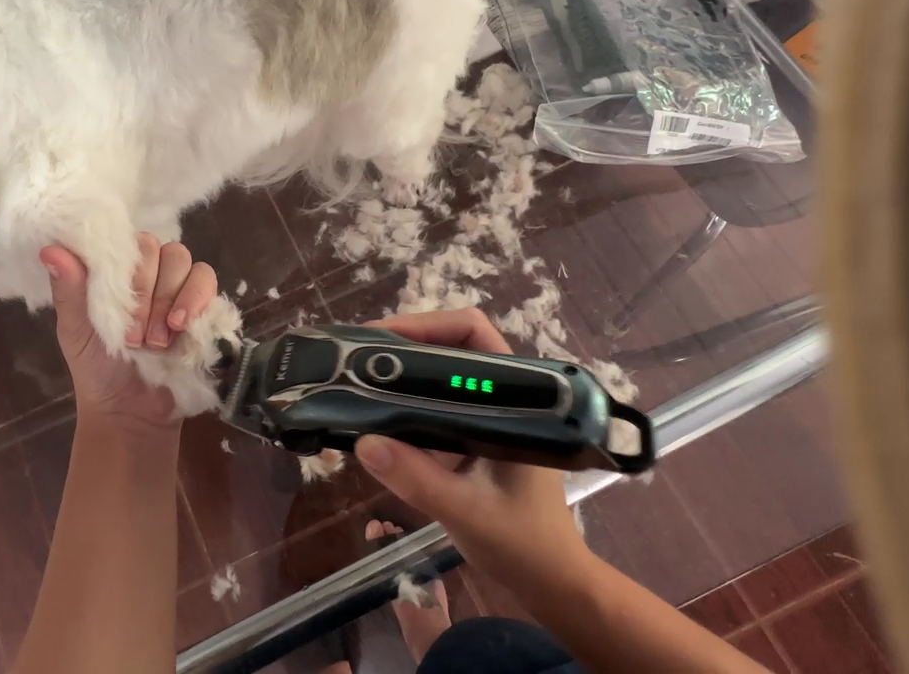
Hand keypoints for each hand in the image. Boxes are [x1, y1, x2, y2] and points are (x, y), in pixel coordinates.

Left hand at [41, 234, 218, 431]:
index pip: (133, 243)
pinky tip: (181, 328)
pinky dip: (196, 302)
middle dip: (151, 294)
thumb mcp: (75, 330)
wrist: (129, 412)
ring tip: (157, 341)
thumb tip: (50, 250)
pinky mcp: (206, 307)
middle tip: (135, 337)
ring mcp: (182, 289)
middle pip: (165, 252)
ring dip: (172, 301)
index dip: (131, 270)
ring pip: (188, 266)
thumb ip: (68, 290)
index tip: (118, 305)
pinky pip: (208, 283)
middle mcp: (155, 272)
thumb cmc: (97, 367)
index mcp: (122, 271)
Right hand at [352, 308, 596, 597]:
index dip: (427, 325)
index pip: (473, 332)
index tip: (383, 338)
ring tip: (358, 376)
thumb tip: (364, 442)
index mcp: (516, 400)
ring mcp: (485, 417)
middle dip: (404, 343)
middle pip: (449, 344)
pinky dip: (402, 401)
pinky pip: (432, 404)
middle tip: (359, 356)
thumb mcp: (467, 512)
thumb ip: (418, 478)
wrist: (550, 582)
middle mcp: (501, 398)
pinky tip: (372, 414)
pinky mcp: (470, 437)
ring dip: (401, 370)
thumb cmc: (524, 545)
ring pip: (439, 373)